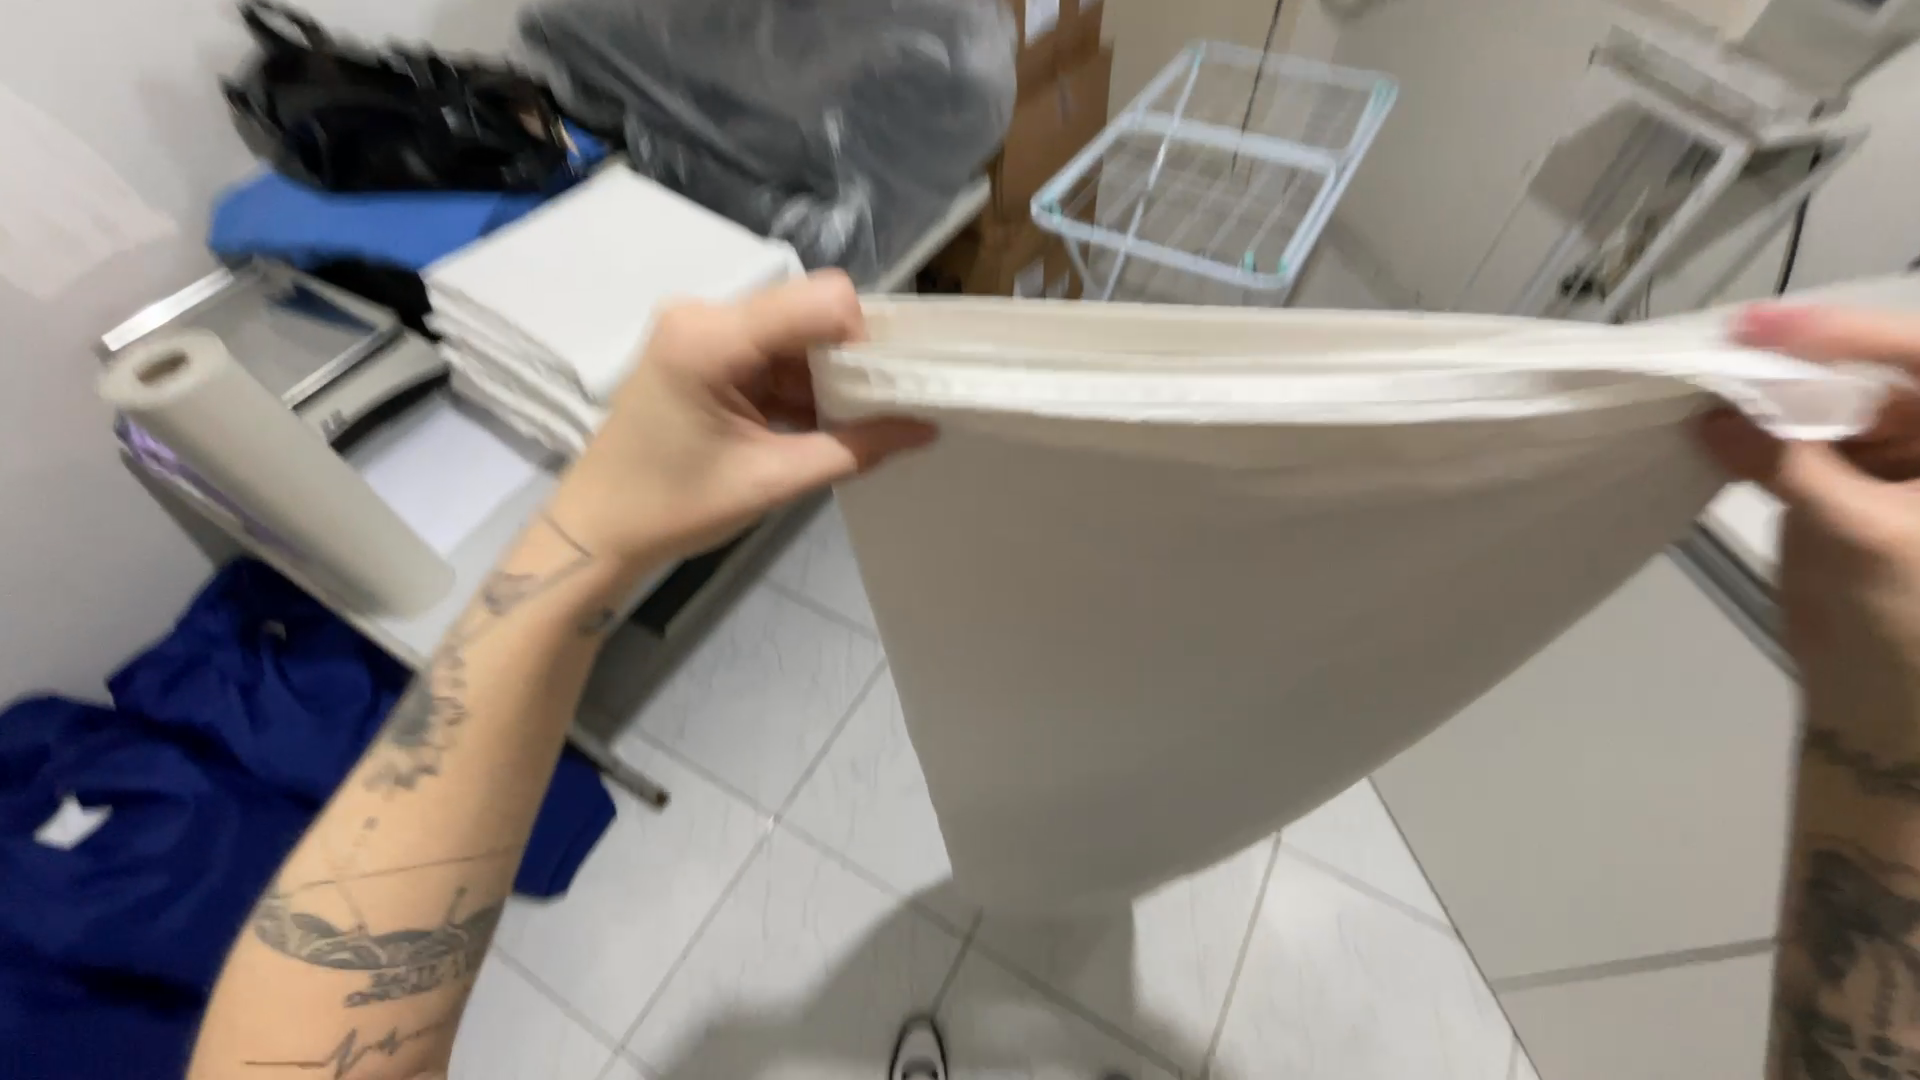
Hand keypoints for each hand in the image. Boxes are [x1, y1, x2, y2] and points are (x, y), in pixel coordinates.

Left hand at [546, 271, 935, 564]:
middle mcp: (706, 314)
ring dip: (826, 379)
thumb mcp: (774, 480)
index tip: (883, 390)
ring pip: (795, 336)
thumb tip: (925, 428)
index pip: (824, 300)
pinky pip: (771, 354)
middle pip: (809, 314)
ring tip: (846, 428)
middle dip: (850, 362)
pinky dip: (799, 387)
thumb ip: (856, 449)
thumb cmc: (676, 508)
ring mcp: (701, 330)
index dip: (866, 340)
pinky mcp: (702, 351)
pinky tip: (815, 424)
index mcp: (713, 336)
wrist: (599, 527)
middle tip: (876, 413)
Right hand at [1699, 305, 1919, 748]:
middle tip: (1725, 345)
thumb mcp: (1858, 536)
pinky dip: (1754, 433)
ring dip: (1767, 398)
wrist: (1882, 687)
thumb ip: (1791, 468)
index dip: (1849, 338)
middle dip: (1800, 362)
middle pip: (1872, 378)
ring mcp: (1895, 458)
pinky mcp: (1843, 480)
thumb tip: (1715, 418)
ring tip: (1706, 382)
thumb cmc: (1906, 617)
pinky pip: (1796, 441)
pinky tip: (1714, 423)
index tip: (1764, 326)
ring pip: (1826, 408)